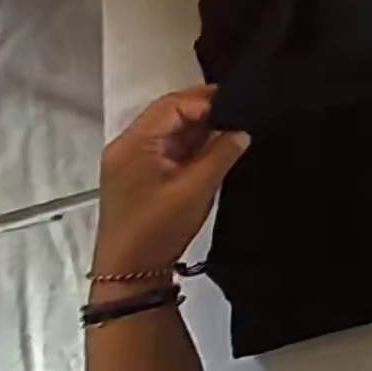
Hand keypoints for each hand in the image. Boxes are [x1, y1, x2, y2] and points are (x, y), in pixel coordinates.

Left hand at [94, 86, 249, 284]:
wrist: (131, 270)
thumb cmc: (158, 227)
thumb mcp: (198, 186)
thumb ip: (223, 152)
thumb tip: (242, 131)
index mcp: (135, 143)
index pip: (173, 104)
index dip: (206, 100)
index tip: (239, 103)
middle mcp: (129, 146)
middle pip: (169, 114)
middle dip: (206, 111)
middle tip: (241, 112)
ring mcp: (134, 161)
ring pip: (172, 131)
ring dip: (201, 129)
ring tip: (235, 129)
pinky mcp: (142, 175)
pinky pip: (171, 148)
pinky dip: (194, 145)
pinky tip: (218, 148)